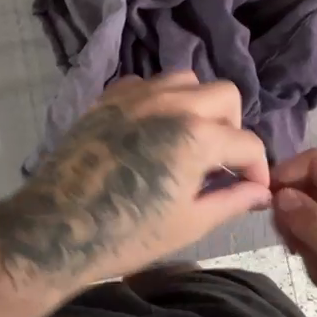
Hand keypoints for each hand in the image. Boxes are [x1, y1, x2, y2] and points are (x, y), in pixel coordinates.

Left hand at [0, 72, 271, 288]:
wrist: (56, 229)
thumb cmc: (127, 235)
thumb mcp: (189, 224)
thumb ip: (231, 200)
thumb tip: (260, 193)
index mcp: (198, 136)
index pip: (247, 143)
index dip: (257, 169)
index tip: (251, 189)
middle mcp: (173, 104)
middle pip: (225, 96)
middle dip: (232, 127)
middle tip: (221, 161)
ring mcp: (138, 95)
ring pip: (187, 81)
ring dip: (198, 106)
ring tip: (188, 139)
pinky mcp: (109, 98)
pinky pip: (148, 83)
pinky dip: (161, 100)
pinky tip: (153, 130)